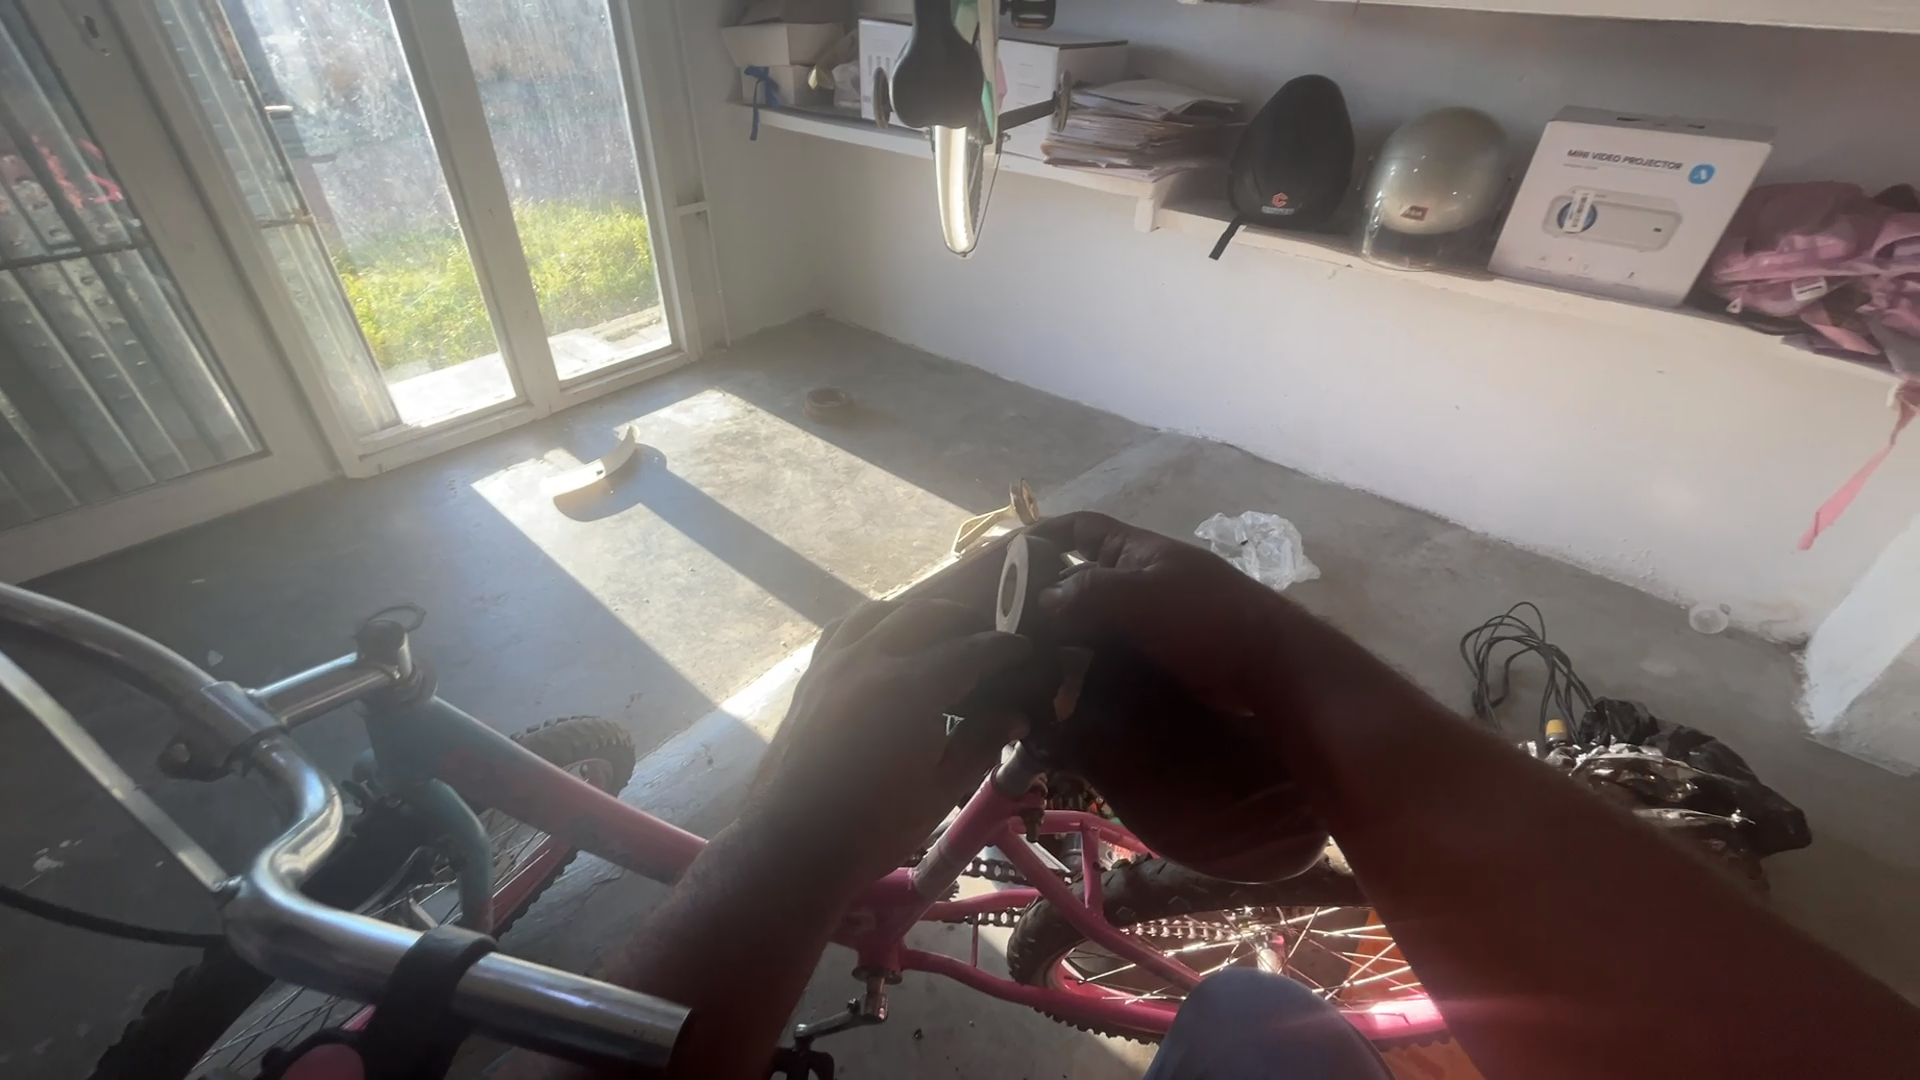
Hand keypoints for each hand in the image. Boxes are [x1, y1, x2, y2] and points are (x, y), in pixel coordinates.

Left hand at [744, 599, 1030, 889]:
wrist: (792, 846)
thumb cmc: (875, 827)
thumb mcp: (942, 789)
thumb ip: (981, 742)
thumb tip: (1015, 714)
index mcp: (912, 687)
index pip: (971, 652)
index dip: (1003, 649)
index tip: (1024, 650)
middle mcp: (871, 659)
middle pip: (926, 615)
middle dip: (963, 620)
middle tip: (986, 637)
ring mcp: (835, 663)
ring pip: (880, 611)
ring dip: (915, 613)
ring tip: (936, 631)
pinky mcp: (811, 676)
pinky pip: (843, 629)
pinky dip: (871, 624)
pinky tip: (881, 642)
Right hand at [1030, 511, 1291, 715]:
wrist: (1268, 666)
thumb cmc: (1206, 618)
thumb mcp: (1142, 595)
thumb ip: (1088, 591)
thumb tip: (1041, 600)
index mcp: (1134, 550)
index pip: (1080, 528)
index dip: (1045, 533)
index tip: (1008, 555)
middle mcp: (1135, 579)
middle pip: (1076, 576)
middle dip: (1043, 593)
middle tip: (1004, 618)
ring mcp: (1143, 617)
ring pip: (1086, 618)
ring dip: (1058, 632)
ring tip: (1022, 653)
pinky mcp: (1150, 653)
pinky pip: (1103, 649)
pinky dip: (1079, 659)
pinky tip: (1056, 678)